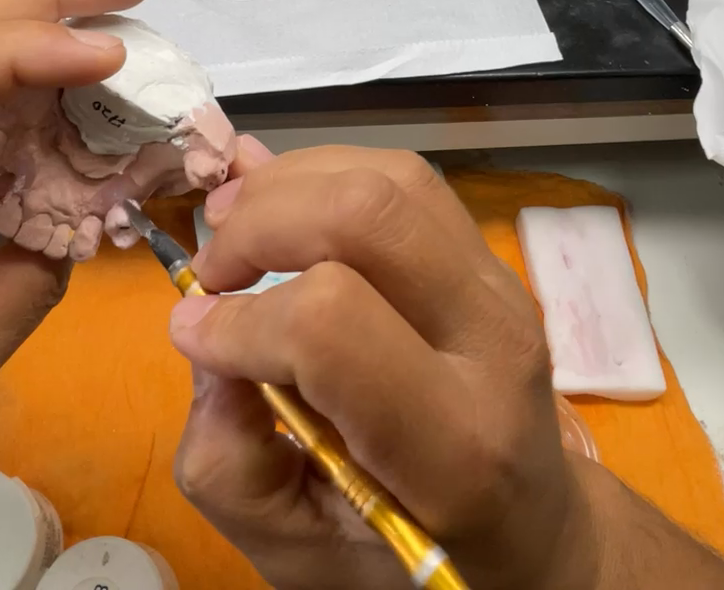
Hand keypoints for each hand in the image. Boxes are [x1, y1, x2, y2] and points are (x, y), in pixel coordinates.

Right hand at [167, 145, 597, 589]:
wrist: (528, 524)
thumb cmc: (411, 552)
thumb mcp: (302, 552)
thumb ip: (230, 465)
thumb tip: (207, 339)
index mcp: (452, 442)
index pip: (335, 325)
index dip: (244, 320)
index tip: (195, 330)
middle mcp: (491, 341)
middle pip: (371, 217)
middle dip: (264, 222)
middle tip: (213, 265)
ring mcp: (500, 283)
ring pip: (392, 178)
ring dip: (292, 181)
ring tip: (234, 217)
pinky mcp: (488, 255)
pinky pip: (406, 176)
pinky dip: (327, 172)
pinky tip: (284, 201)